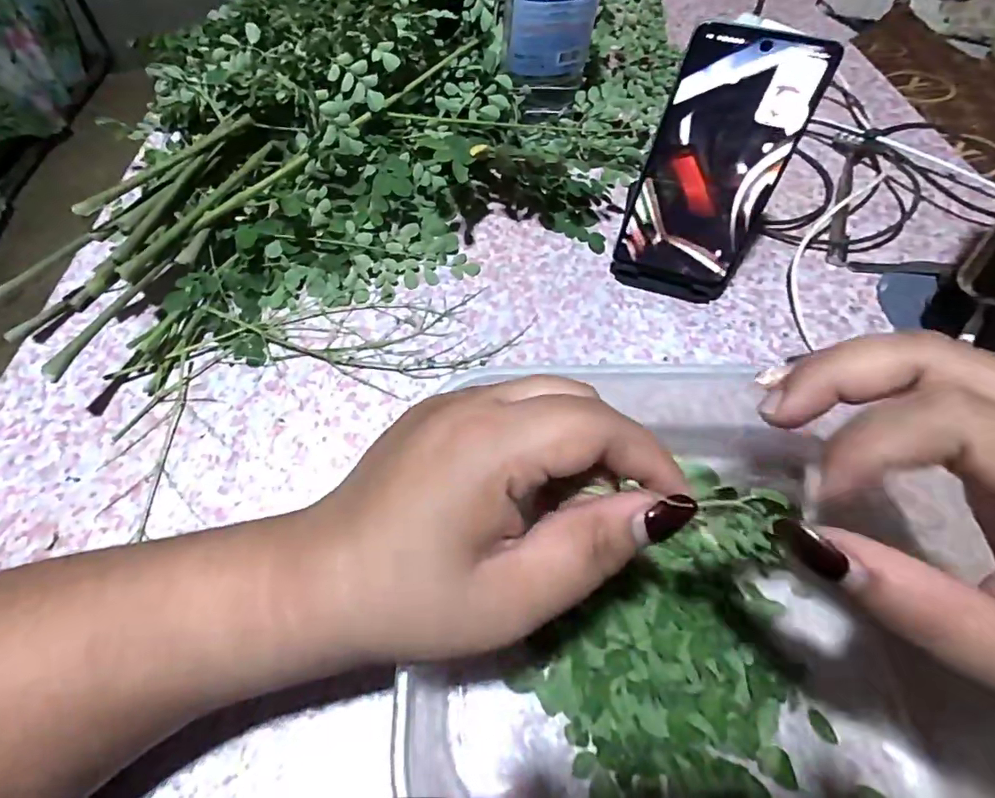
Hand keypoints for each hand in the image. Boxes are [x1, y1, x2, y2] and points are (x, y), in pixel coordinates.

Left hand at [300, 376, 694, 661]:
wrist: (316, 581)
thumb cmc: (412, 600)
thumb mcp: (513, 596)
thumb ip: (592, 547)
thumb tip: (660, 511)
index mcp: (490, 439)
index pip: (596, 423)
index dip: (648, 457)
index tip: (678, 505)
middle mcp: (474, 400)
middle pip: (575, 398)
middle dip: (617, 445)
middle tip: (625, 510)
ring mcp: (451, 400)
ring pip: (546, 394)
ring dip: (580, 438)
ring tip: (576, 504)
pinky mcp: (438, 411)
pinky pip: (513, 404)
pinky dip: (544, 435)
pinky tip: (529, 488)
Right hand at [758, 332, 994, 797]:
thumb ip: (926, 610)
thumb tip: (813, 545)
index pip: (956, 417)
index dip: (869, 442)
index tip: (817, 496)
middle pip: (943, 355)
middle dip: (845, 369)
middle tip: (775, 411)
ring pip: (943, 357)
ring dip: (857, 367)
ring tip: (790, 401)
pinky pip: (948, 388)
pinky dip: (880, 386)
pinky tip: (838, 407)